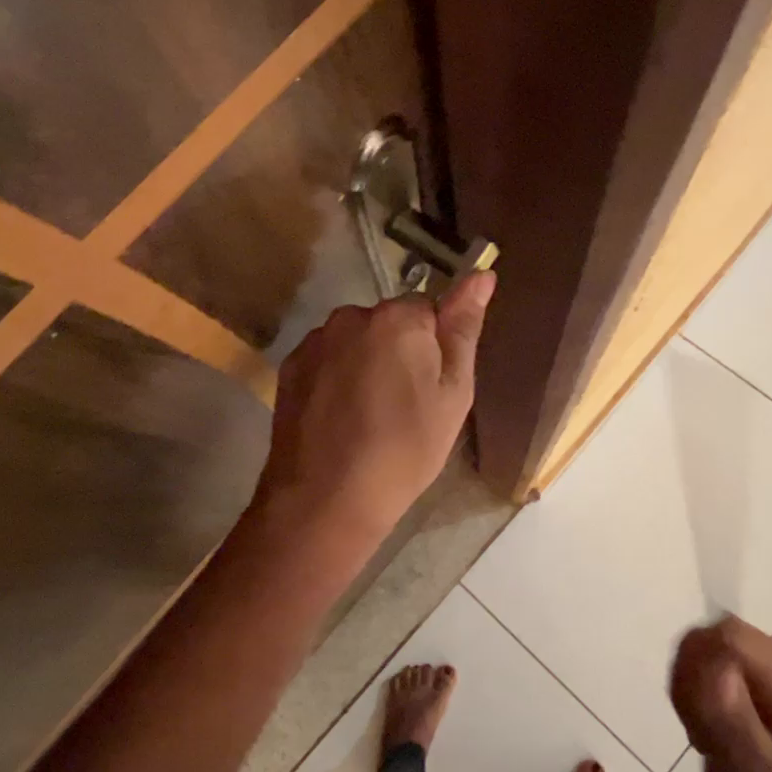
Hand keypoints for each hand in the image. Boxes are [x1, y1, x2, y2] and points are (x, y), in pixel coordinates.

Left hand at [252, 271, 494, 543]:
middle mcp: (350, 316)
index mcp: (397, 317)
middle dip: (398, 352)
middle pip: (387, 323)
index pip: (428, 311)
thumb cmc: (404, 449)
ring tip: (369, 418)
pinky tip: (339, 420)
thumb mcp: (452, 394)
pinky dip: (335, 380)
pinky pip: (326, 361)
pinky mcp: (290, 367)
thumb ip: (463, 328)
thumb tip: (482, 274)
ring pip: (354, 342)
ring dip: (364, 364)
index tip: (430, 390)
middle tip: (404, 408)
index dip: (434, 350)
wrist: (325, 497)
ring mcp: (315, 341)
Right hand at [669, 616, 771, 771]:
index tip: (699, 730)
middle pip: (710, 646)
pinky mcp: (761, 703)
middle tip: (711, 751)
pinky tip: (725, 760)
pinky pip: (707, 689)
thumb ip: (735, 724)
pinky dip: (703, 725)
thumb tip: (705, 651)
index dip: (695, 671)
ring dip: (697, 715)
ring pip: (701, 667)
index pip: (724, 634)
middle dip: (694, 696)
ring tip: (721, 761)